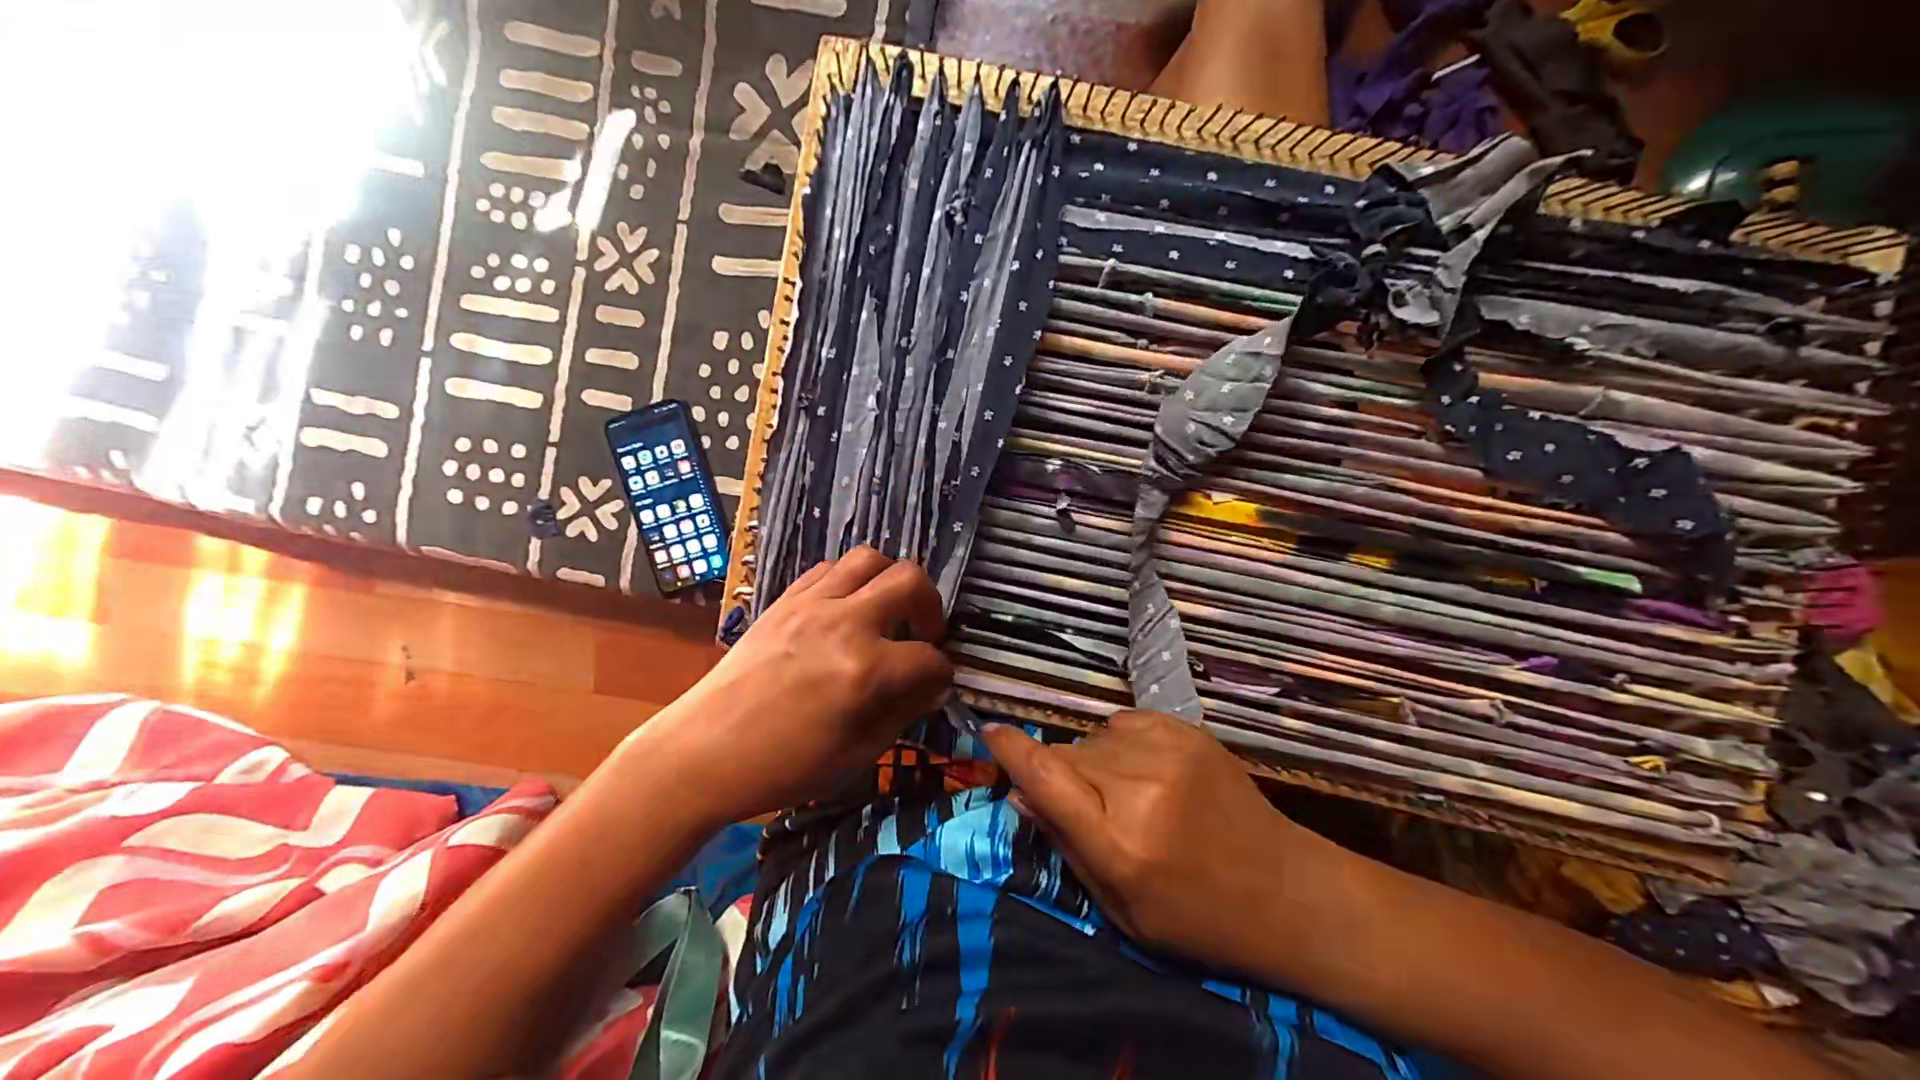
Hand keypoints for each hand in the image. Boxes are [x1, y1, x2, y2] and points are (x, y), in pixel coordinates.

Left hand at [631, 547, 953, 825]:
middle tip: (922, 635)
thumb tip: (930, 687)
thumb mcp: (856, 755)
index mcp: (865, 670)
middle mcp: (844, 623)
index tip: (935, 684)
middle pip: (910, 581)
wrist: (703, 753)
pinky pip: (828, 569)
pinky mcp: (784, 600)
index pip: (930, 659)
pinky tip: (845, 611)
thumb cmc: (782, 767)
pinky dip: (849, 582)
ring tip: (885, 614)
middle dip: (931, 608)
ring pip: (870, 559)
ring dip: (889, 582)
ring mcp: (811, 605)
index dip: (941, 674)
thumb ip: (902, 714)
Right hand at [980, 711, 1344, 971]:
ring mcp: (1168, 752)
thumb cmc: (1196, 916)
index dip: (1010, 751)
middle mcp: (1139, 787)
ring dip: (1091, 761)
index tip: (987, 732)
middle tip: (1085, 808)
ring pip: (1093, 738)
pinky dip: (1120, 744)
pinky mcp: (1188, 731)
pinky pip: (1124, 723)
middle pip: (1065, 755)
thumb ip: (1066, 845)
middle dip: (1059, 775)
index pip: (1046, 777)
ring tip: (1123, 795)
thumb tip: (1020, 795)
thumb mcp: (1121, 907)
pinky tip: (1144, 773)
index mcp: (1120, 842)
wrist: (1287, 891)